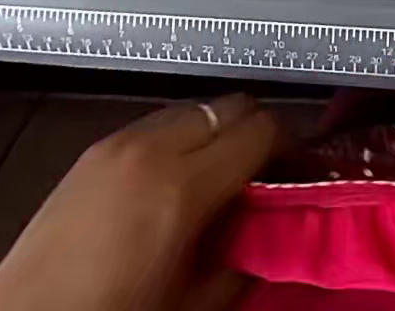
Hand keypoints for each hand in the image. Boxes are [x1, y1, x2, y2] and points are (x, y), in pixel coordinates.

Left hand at [0, 94, 278, 310]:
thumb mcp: (192, 306)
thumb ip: (244, 257)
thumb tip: (275, 224)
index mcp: (181, 188)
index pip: (261, 129)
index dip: (290, 142)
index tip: (300, 163)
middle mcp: (153, 147)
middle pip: (232, 104)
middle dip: (259, 129)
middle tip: (267, 169)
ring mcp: (119, 141)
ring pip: (197, 106)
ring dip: (220, 129)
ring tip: (220, 174)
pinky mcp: (95, 147)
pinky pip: (159, 121)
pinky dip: (183, 135)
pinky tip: (175, 178)